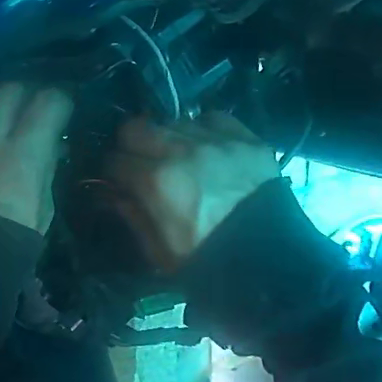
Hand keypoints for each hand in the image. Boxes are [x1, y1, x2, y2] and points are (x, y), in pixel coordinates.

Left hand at [0, 84, 73, 233]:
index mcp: (23, 156)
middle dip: (20, 98)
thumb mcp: (41, 211)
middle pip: (9, 92)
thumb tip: (49, 145)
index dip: (56, 102)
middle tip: (21, 112)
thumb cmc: (5, 241)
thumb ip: (44, 170)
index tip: (57, 109)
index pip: (48, 103)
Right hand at [105, 113, 280, 267]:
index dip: (111, 173)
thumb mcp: (159, 251)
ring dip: (169, 138)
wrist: (270, 262)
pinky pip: (212, 118)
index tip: (117, 182)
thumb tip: (112, 194)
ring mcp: (215, 139)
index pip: (113, 160)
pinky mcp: (244, 137)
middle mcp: (180, 150)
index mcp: (155, 181)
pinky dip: (203, 130)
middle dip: (131, 145)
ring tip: (179, 157)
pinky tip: (207, 148)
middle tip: (140, 163)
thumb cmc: (208, 262)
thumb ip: (132, 215)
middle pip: (136, 127)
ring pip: (173, 121)